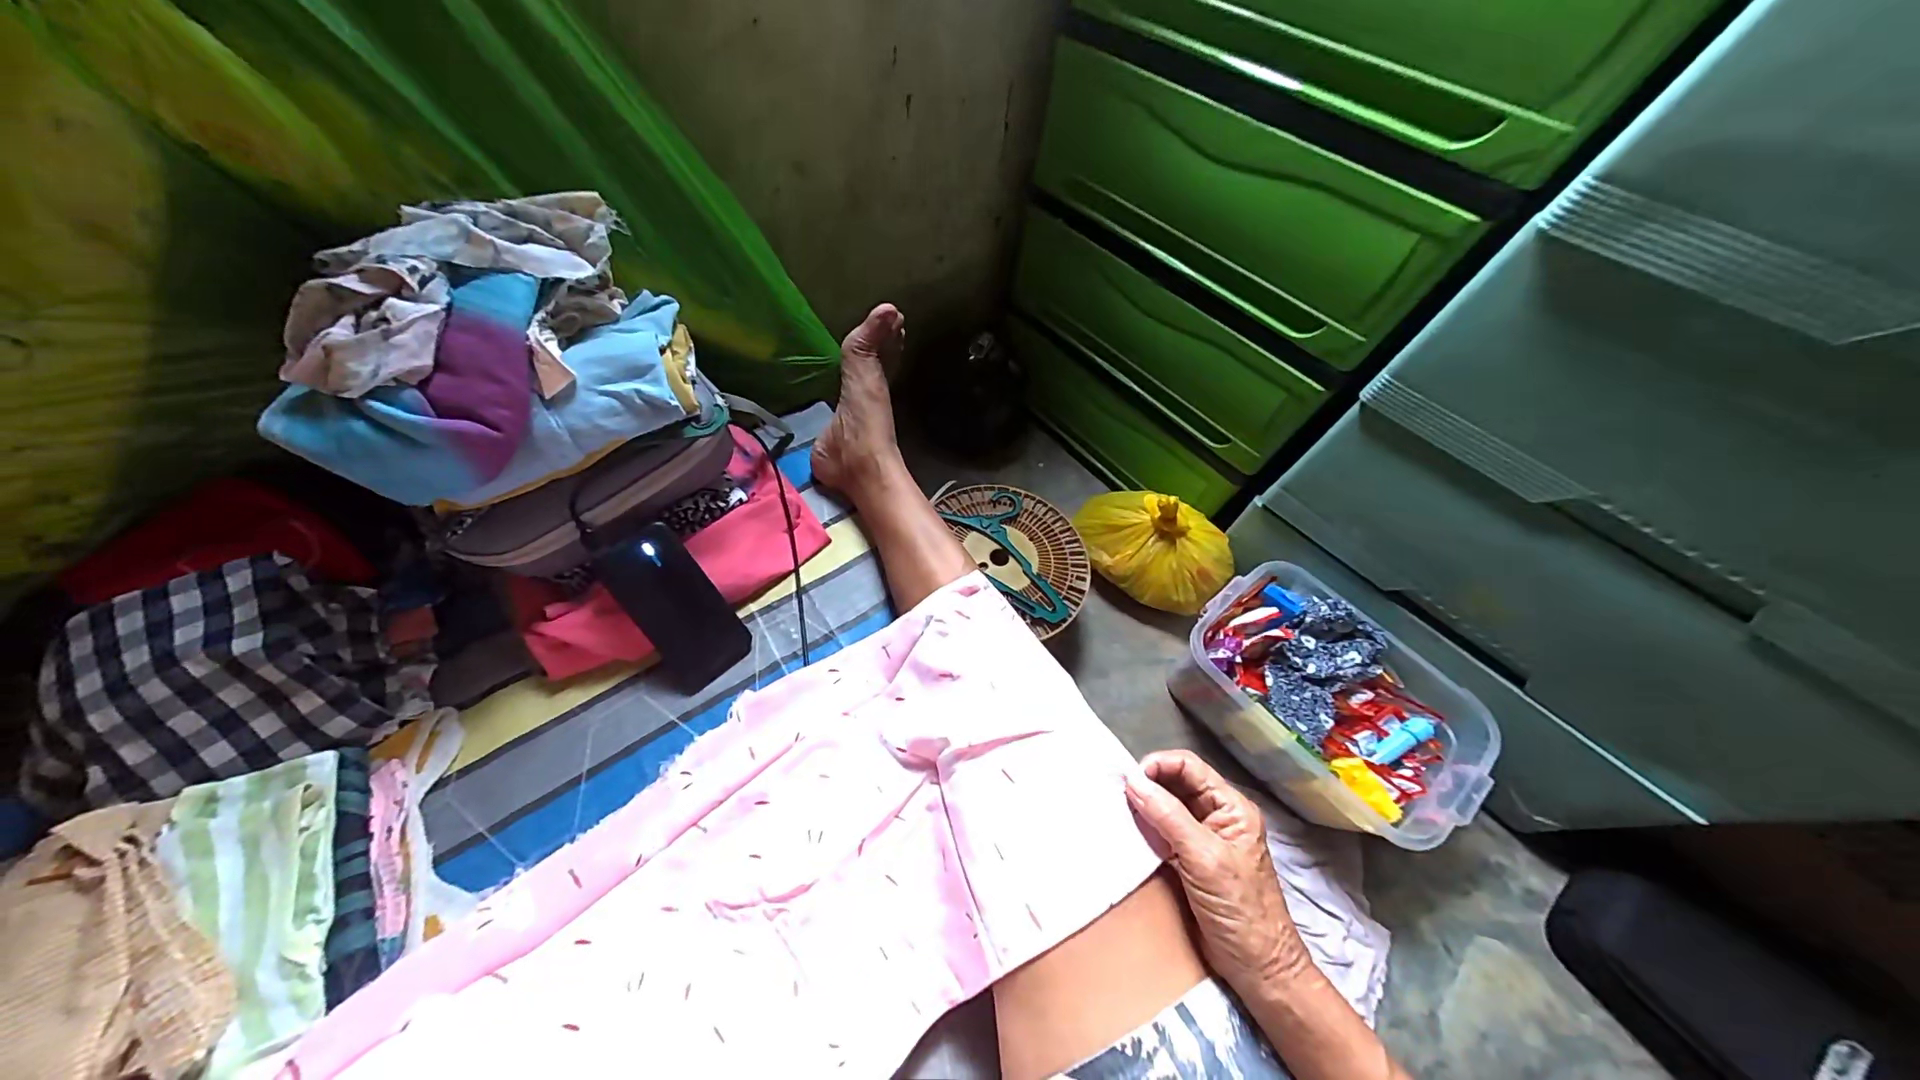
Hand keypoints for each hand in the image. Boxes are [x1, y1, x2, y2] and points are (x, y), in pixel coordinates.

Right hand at [1124, 750, 1311, 995]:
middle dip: (1147, 784)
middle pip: (1175, 783)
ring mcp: (1202, 839)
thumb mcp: (1204, 858)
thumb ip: (1169, 817)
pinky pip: (1160, 832)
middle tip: (1117, 794)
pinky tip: (1127, 832)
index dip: (1158, 765)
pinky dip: (1143, 829)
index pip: (1189, 767)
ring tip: (1117, 809)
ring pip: (1165, 807)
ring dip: (1143, 806)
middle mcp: (1216, 816)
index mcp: (1230, 807)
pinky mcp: (1187, 860)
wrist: (1258, 969)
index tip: (1130, 779)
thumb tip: (1133, 782)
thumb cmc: (1241, 911)